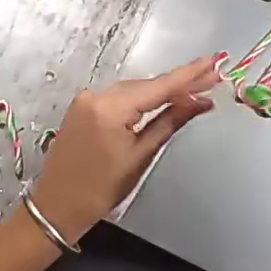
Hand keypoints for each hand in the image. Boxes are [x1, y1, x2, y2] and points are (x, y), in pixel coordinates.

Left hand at [28, 56, 220, 243]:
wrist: (57, 206)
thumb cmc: (101, 189)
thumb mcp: (140, 156)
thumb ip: (169, 122)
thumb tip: (199, 102)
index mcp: (110, 108)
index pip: (158, 86)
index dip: (188, 76)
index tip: (213, 64)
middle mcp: (95, 96)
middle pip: (144, 86)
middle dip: (177, 85)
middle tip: (210, 82)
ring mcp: (85, 101)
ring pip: (130, 91)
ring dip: (158, 93)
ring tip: (191, 92)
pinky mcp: (80, 110)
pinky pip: (116, 99)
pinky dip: (138, 101)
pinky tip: (158, 102)